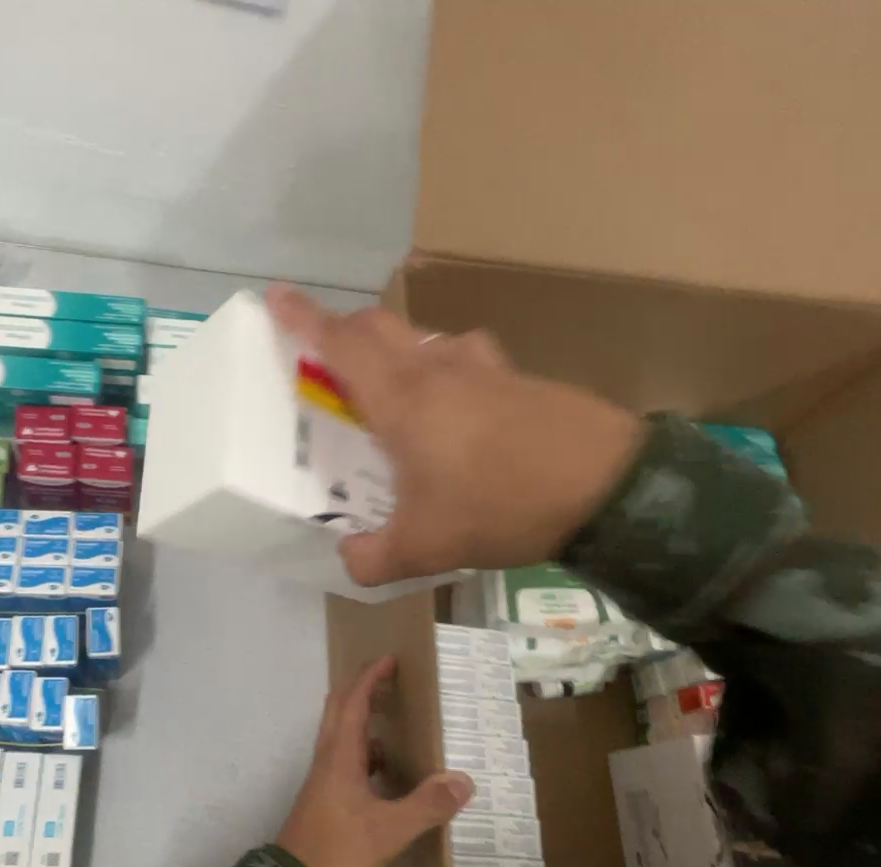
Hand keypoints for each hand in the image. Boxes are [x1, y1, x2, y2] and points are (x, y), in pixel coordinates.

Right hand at [268, 285, 645, 586]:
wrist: (606, 487)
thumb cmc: (500, 506)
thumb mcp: (426, 548)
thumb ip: (372, 558)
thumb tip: (348, 556)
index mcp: (402, 398)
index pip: (339, 343)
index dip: (302, 318)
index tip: (274, 295)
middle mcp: (437, 368)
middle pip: (379, 326)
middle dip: (345, 330)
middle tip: (328, 357)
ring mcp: (483, 365)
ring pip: (422, 338)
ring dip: (395, 348)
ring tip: (391, 387)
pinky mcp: (517, 376)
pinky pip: (463, 357)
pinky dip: (441, 368)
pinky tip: (458, 405)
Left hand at [276, 656, 475, 866]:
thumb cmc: (338, 853)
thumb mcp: (389, 832)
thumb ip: (426, 805)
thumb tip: (463, 780)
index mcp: (339, 756)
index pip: (353, 702)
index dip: (370, 678)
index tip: (390, 660)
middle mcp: (328, 760)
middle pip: (340, 710)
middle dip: (362, 689)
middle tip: (389, 678)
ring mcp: (323, 780)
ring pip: (340, 736)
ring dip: (362, 719)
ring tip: (394, 720)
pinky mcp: (324, 800)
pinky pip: (345, 761)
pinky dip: (365, 752)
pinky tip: (386, 772)